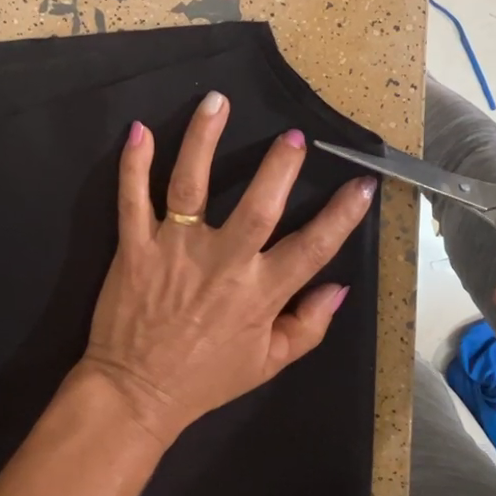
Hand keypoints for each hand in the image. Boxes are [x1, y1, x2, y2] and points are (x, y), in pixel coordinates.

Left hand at [75, 90, 376, 445]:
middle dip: (278, 167)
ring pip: (191, 185)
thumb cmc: (205, 378)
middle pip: (256, 206)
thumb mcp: (268, 363)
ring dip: (203, 140)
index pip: (311, 247)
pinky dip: (133, 165)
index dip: (342, 215)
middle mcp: (221, 263)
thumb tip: (340, 286)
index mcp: (259, 292)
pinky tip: (140, 131)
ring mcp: (175, 251)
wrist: (136, 393)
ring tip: (216, 101)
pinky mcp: (135, 247)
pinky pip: (132, 200)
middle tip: (293, 135)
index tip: (363, 182)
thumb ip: (307, 325)